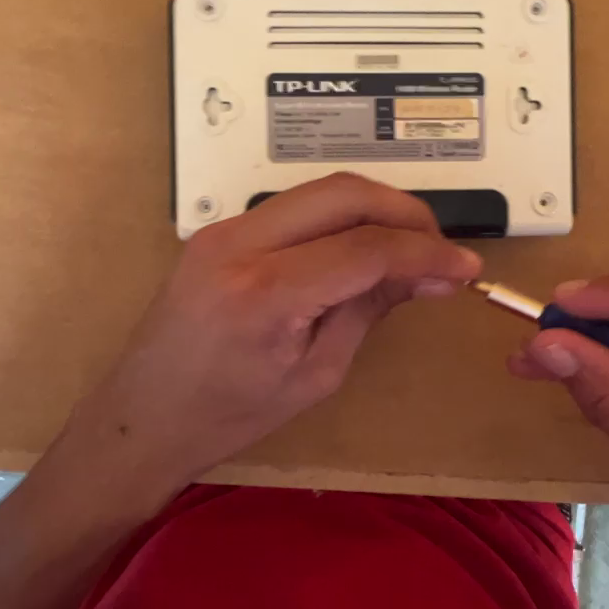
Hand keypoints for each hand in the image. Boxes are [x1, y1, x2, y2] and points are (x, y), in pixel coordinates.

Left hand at [64, 174, 481, 496]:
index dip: (426, 254)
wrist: (142, 418)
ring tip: (407, 250)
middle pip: (343, 192)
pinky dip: (338, 218)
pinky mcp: (218, 230)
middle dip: (404, 212)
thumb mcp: (315, 374)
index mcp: (264, 292)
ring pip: (319, 190)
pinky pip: (294, 208)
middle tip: (438, 249)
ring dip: (372, 209)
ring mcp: (222, 229)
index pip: (366, 248)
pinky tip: (360, 248)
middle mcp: (239, 242)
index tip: (466, 269)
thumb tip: (428, 274)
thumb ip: (369, 309)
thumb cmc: (228, 417)